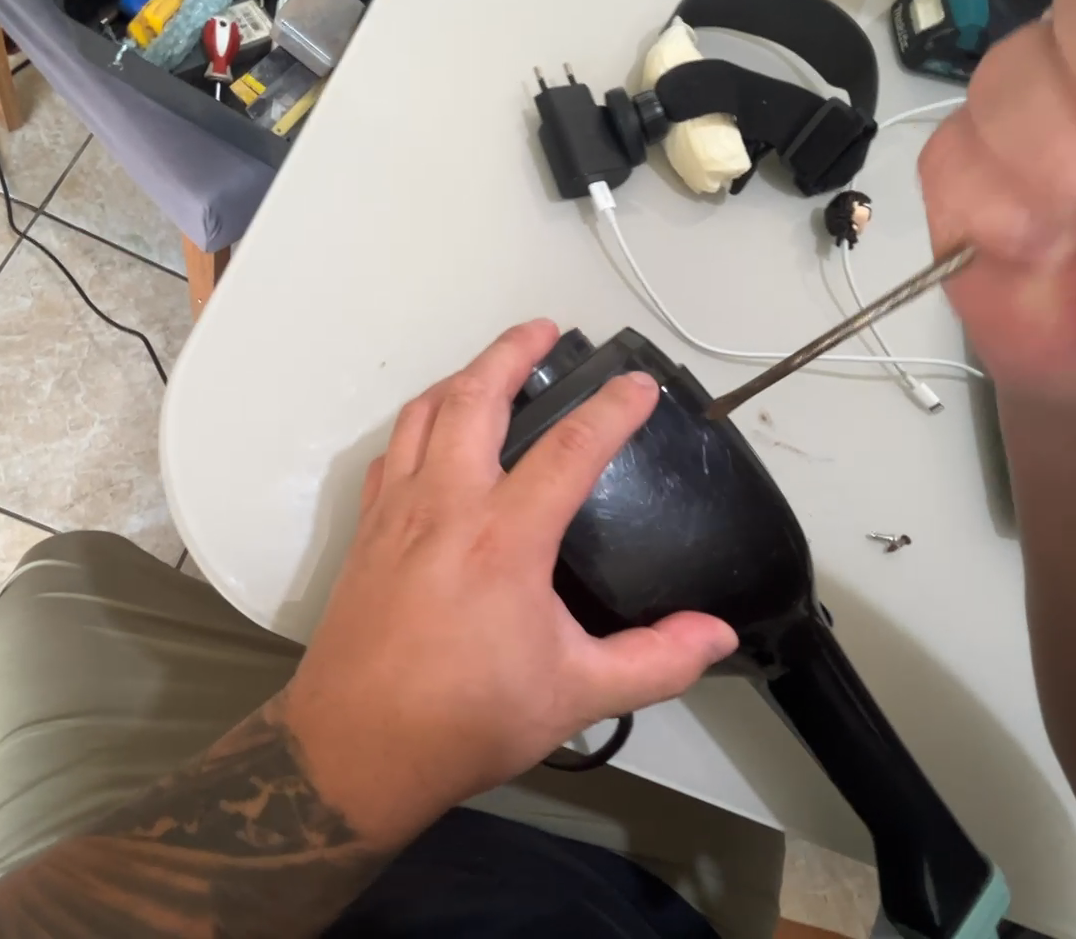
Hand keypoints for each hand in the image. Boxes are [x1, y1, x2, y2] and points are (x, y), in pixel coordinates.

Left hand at [282, 321, 737, 842]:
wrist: (356, 745)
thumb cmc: (467, 717)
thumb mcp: (575, 694)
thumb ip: (655, 661)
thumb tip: (719, 634)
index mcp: (504, 537)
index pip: (571, 449)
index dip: (612, 409)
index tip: (639, 385)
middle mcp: (446, 504)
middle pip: (476, 398)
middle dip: (512, 352)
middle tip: (543, 329)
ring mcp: (397, 510)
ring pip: (424, 413)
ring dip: (460, 377)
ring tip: (490, 367)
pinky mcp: (367, 528)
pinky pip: (393, 451)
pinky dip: (419, 424)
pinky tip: (434, 434)